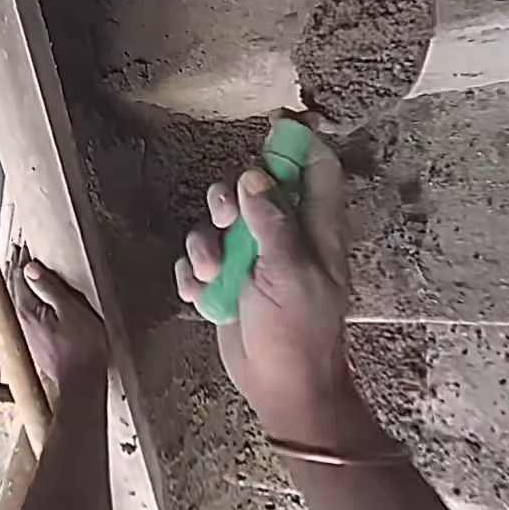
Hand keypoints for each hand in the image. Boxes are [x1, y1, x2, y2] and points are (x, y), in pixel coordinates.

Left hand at [13, 260, 109, 399]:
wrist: (81, 385)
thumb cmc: (82, 348)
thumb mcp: (72, 310)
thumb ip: (50, 288)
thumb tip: (30, 268)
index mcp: (26, 311)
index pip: (17, 278)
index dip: (22, 262)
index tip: (24, 248)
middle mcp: (20, 323)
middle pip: (13, 291)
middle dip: (17, 274)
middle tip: (21, 256)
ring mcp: (25, 336)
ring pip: (18, 304)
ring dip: (21, 289)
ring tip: (27, 276)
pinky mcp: (33, 346)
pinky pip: (25, 317)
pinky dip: (27, 304)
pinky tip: (36, 304)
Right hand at [174, 122, 353, 439]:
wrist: (278, 386)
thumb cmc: (297, 332)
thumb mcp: (290, 275)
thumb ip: (273, 224)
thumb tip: (254, 177)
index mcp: (314, 231)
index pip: (315, 172)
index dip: (299, 143)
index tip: (275, 123)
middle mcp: (280, 238)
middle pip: (249, 191)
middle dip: (228, 201)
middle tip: (225, 220)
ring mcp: (249, 260)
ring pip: (215, 225)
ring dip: (203, 246)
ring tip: (210, 275)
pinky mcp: (223, 282)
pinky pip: (196, 261)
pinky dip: (193, 275)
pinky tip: (202, 296)